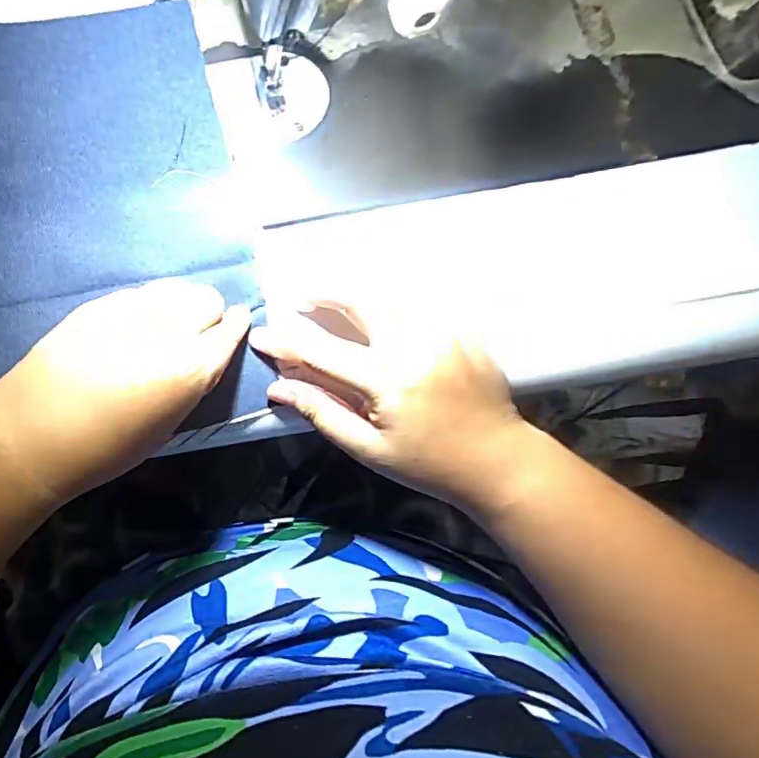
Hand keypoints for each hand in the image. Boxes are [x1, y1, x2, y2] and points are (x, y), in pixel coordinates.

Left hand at [0, 280, 249, 506]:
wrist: (34, 434)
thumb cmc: (106, 448)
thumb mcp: (166, 426)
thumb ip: (192, 384)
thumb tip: (202, 358)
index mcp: (190, 370)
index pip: (229, 332)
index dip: (235, 329)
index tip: (234, 326)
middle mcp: (166, 332)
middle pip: (206, 300)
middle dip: (208, 314)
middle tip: (194, 334)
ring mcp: (129, 312)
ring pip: (174, 290)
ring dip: (179, 304)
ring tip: (165, 326)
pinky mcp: (99, 305)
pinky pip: (140, 294)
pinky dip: (148, 305)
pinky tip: (133, 326)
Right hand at [249, 301, 544, 513]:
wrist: (496, 460)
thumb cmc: (426, 463)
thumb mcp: (368, 449)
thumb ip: (322, 413)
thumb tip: (278, 388)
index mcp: (386, 380)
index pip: (322, 351)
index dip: (287, 341)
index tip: (262, 335)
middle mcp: (414, 346)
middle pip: (359, 302)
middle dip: (325, 293)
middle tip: (303, 298)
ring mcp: (443, 334)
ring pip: (391, 297)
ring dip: (359, 296)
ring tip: (338, 303)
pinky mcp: (463, 333)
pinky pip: (422, 307)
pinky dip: (395, 306)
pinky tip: (384, 317)